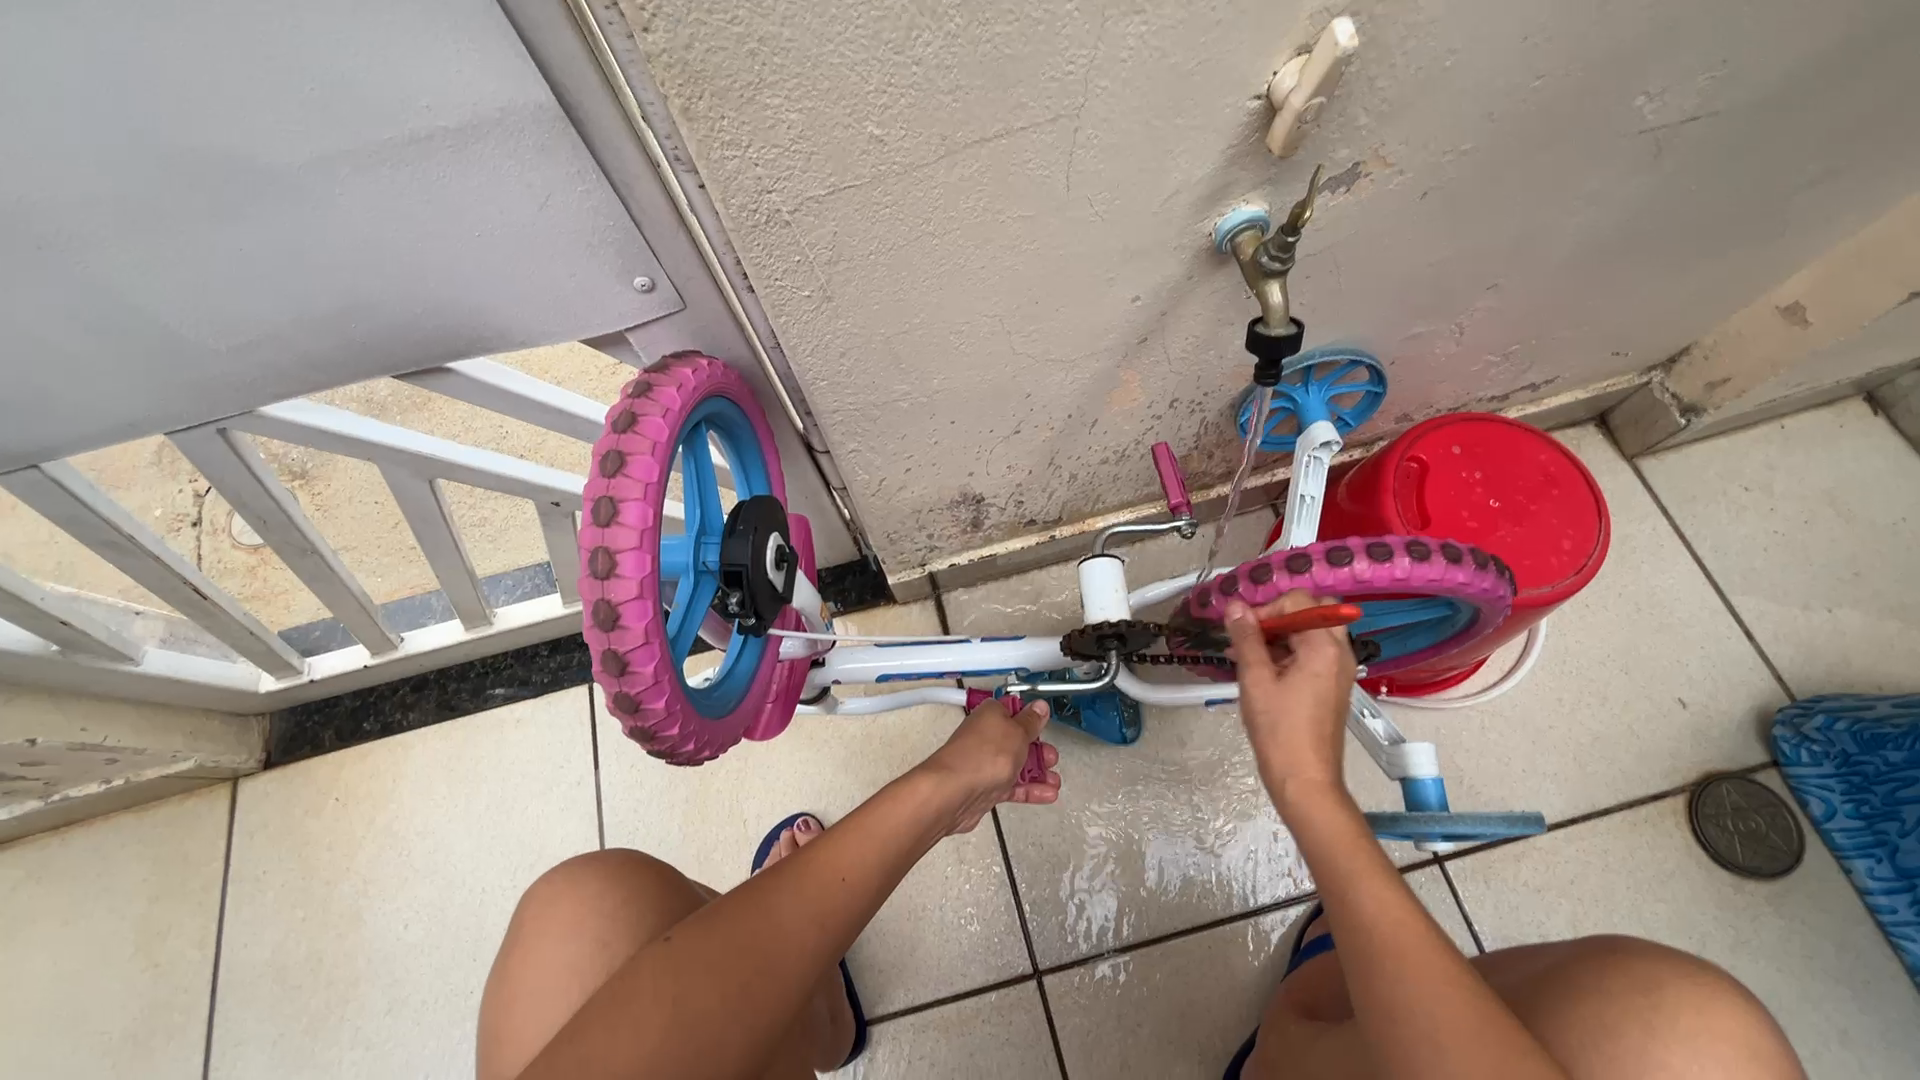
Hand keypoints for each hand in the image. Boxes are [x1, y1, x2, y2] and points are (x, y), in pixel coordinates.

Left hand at [914, 698, 1059, 834]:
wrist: (955, 792)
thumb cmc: (984, 755)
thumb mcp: (1017, 733)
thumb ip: (1031, 722)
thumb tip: (1039, 706)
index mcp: (991, 715)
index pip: (1013, 710)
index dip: (1031, 719)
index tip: (1045, 726)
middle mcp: (986, 737)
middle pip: (1017, 740)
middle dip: (1038, 750)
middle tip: (1051, 757)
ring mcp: (986, 763)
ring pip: (1016, 765)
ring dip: (1037, 773)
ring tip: (1055, 780)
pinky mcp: (986, 787)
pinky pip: (1012, 786)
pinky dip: (1030, 790)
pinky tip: (1048, 794)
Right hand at [1224, 590, 1357, 809]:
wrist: (1304, 778)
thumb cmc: (1279, 729)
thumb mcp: (1255, 679)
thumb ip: (1246, 638)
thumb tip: (1235, 607)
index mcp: (1324, 646)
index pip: (1299, 601)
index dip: (1267, 609)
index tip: (1243, 630)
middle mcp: (1340, 653)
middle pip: (1315, 611)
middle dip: (1281, 615)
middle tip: (1253, 633)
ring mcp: (1339, 670)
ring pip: (1314, 632)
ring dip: (1283, 634)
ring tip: (1248, 654)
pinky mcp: (1333, 686)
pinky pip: (1315, 653)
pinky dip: (1290, 652)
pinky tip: (1261, 670)